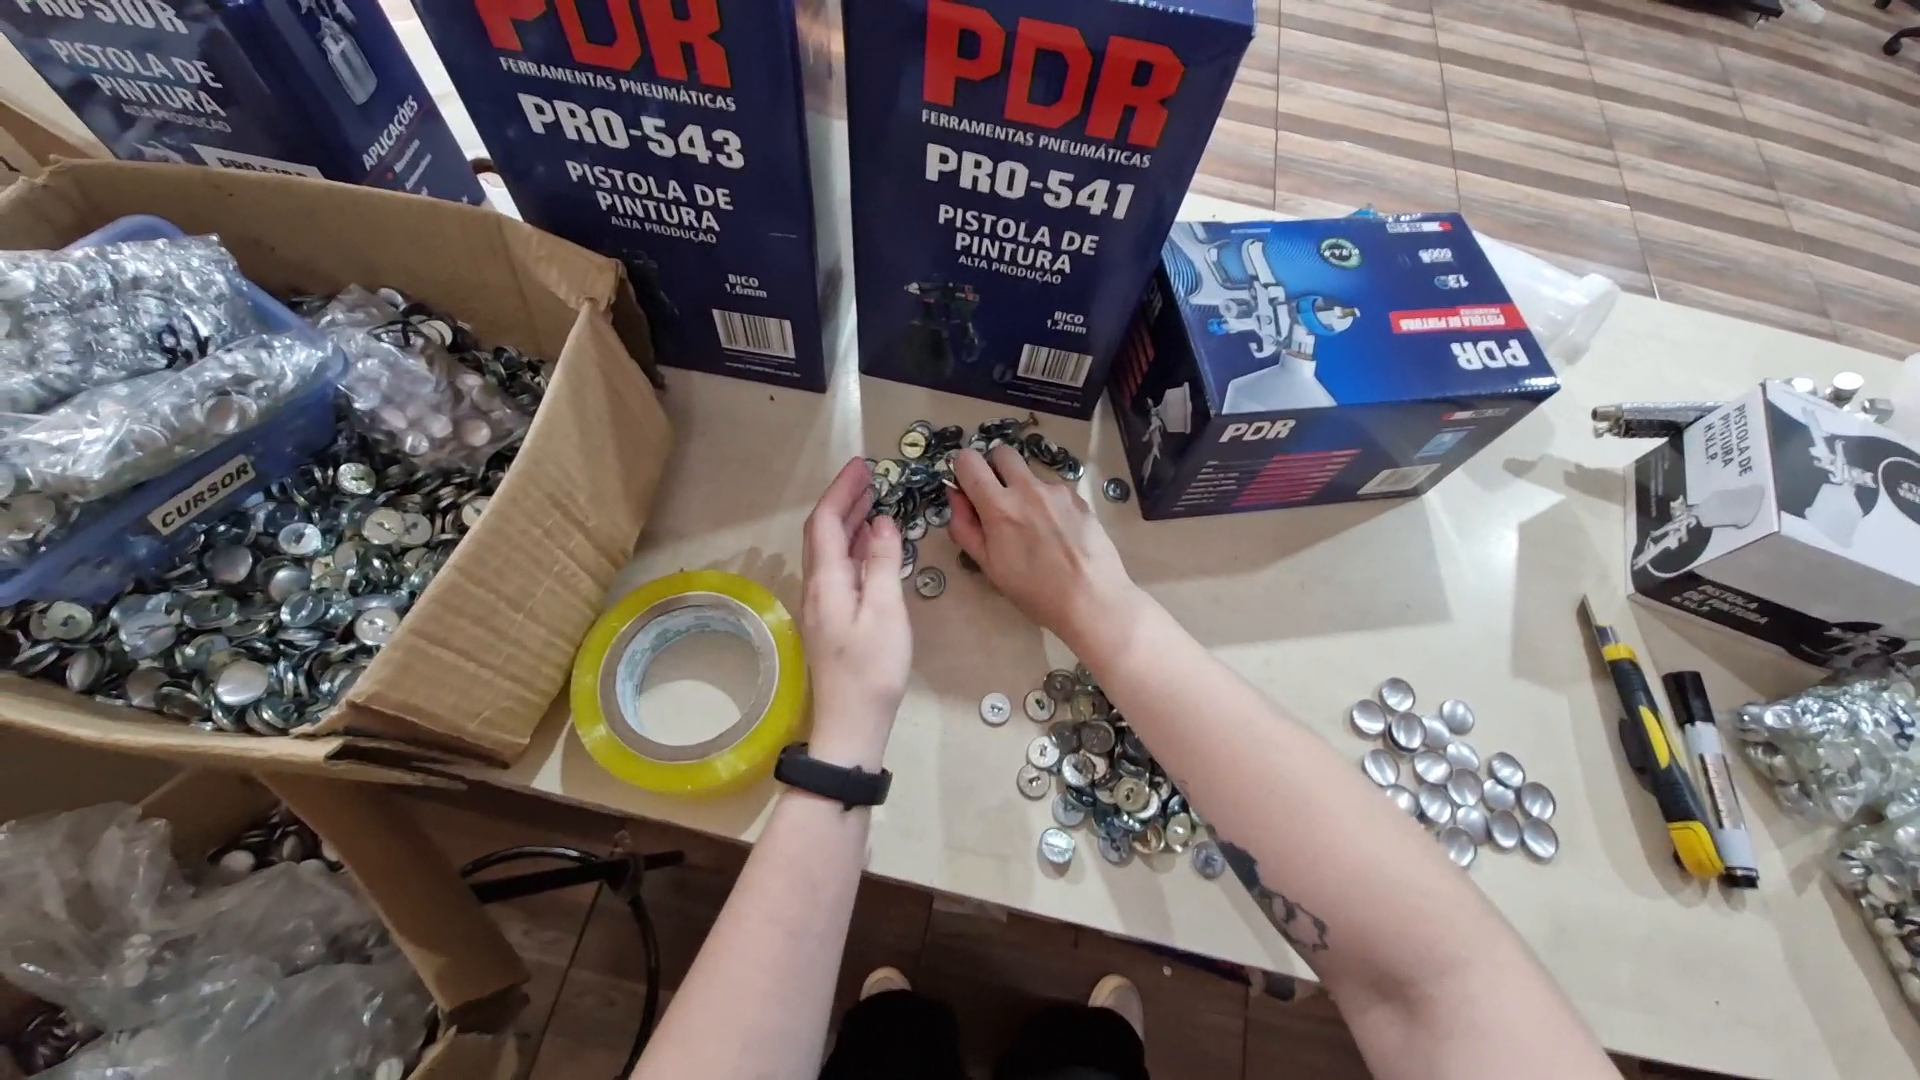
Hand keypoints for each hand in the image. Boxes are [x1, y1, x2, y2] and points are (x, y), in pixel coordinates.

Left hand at [800, 458, 911, 769]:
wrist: (851, 725)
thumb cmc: (872, 669)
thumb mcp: (886, 612)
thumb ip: (883, 564)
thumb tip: (882, 524)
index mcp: (826, 581)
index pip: (826, 523)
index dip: (841, 491)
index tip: (862, 466)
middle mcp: (817, 588)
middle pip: (824, 534)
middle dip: (844, 501)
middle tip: (870, 477)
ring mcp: (822, 606)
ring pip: (830, 552)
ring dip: (848, 523)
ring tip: (872, 502)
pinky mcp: (832, 620)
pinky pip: (839, 570)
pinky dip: (854, 548)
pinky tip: (871, 548)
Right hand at [947, 447, 1144, 653]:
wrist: (1091, 599)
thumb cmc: (1033, 590)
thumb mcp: (988, 566)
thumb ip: (965, 526)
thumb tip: (956, 495)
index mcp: (999, 506)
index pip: (968, 460)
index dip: (963, 470)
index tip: (969, 489)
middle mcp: (1027, 488)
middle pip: (1002, 453)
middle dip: (994, 468)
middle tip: (998, 499)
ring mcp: (1056, 490)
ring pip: (1030, 473)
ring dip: (1023, 488)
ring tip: (1034, 526)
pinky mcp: (1079, 497)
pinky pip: (1054, 489)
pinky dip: (1048, 502)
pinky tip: (1058, 532)